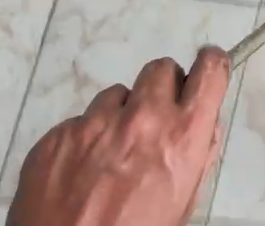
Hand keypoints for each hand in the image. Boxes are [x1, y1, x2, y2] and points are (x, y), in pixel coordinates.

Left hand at [9, 47, 231, 225]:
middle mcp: (143, 117)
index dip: (210, 65)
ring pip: (115, 95)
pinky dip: (81, 142)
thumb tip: (202, 122)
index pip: (210, 68)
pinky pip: (76, 124)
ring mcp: (94, 125)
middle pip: (160, 69)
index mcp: (183, 133)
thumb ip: (198, 152)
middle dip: (161, 88)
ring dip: (117, 116)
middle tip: (151, 119)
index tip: (204, 71)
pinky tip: (75, 176)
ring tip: (106, 156)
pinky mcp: (53, 140)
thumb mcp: (184, 200)